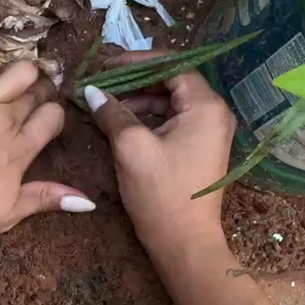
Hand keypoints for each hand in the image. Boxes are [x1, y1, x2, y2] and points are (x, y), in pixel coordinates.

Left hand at [0, 51, 94, 249]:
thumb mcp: (7, 215)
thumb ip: (46, 199)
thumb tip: (88, 202)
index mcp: (21, 152)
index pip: (52, 118)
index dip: (51, 112)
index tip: (43, 114)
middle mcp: (7, 122)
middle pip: (35, 92)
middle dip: (38, 88)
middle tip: (29, 91)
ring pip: (17, 70)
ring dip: (20, 70)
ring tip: (11, 77)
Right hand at [83, 64, 235, 261]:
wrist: (184, 242)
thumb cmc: (161, 192)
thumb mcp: (131, 147)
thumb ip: (112, 112)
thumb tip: (91, 90)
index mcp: (206, 106)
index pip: (172, 65)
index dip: (137, 62)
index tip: (106, 66)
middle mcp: (213, 113)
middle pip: (171, 82)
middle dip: (134, 81)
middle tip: (100, 85)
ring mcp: (208, 132)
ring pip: (169, 102)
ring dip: (137, 101)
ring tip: (104, 105)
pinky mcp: (198, 148)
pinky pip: (171, 121)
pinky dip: (146, 118)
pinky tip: (120, 123)